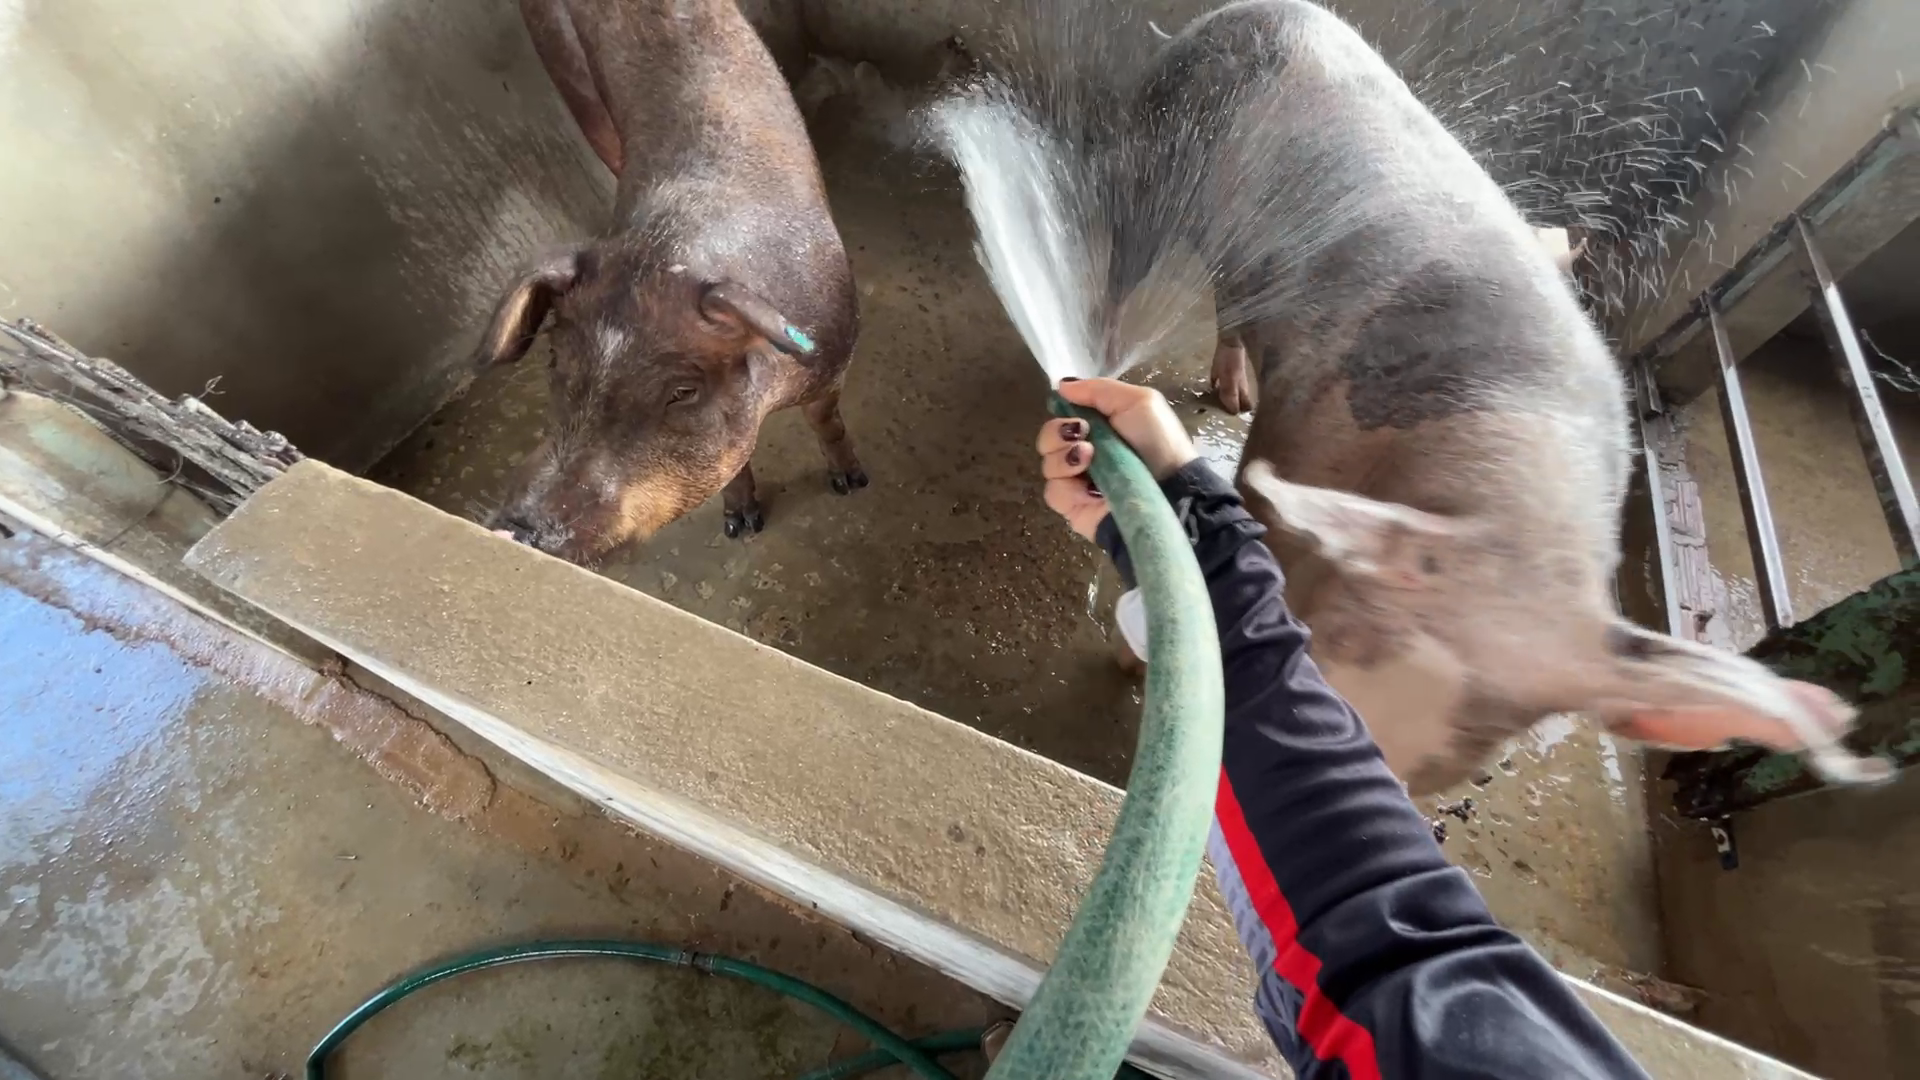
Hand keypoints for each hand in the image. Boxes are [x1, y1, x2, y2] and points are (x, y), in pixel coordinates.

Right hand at [1036, 378, 1199, 540]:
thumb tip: (1061, 386)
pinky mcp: (1073, 507)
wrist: (1170, 489)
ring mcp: (1076, 481)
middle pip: (1046, 439)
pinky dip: (1068, 488)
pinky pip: (1054, 492)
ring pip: (1047, 465)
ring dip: (1064, 458)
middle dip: (1057, 433)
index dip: (1062, 412)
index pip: (1061, 415)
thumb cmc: (1159, 442)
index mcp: (1096, 427)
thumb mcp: (1139, 401)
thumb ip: (1098, 389)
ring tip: (1090, 459)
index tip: (1077, 414)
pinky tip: (1089, 489)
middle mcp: (1082, 452)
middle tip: (1083, 435)